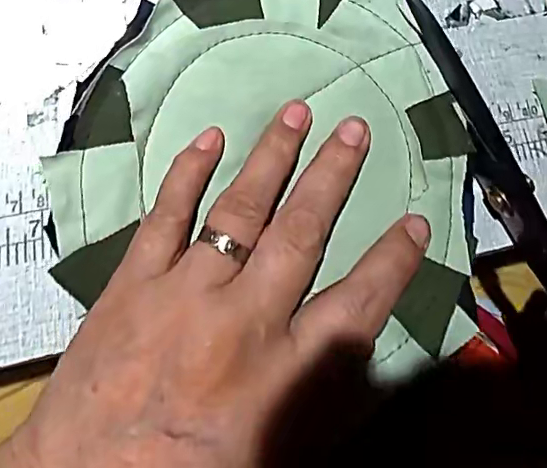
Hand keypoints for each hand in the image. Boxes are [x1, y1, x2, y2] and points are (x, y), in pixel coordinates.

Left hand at [0, 100, 430, 467]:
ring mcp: (183, 296)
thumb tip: (360, 344)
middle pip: (300, 233)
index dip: (392, 260)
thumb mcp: (278, 452)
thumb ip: (323, 397)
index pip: (358, 304)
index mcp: (282, 375)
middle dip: (332, 175)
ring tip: (297, 111)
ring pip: (238, 210)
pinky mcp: (131, 286)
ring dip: (272, 157)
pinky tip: (210, 137)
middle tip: (355, 128)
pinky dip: (188, 174)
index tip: (415, 221)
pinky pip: (165, 218)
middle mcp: (240, 323)